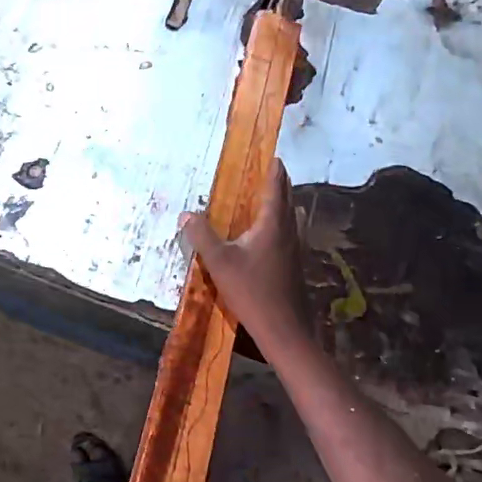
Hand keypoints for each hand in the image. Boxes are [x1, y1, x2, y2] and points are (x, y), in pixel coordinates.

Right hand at [179, 161, 313, 347]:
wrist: (284, 328)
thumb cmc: (252, 291)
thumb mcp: (219, 262)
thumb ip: (202, 235)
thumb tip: (186, 213)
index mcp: (273, 222)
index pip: (276, 185)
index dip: (273, 167)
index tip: (271, 152)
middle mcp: (288, 229)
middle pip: (287, 196)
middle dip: (277, 180)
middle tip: (266, 168)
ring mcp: (295, 247)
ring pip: (290, 214)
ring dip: (280, 200)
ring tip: (264, 195)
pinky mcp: (294, 262)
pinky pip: (288, 230)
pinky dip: (279, 220)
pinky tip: (265, 232)